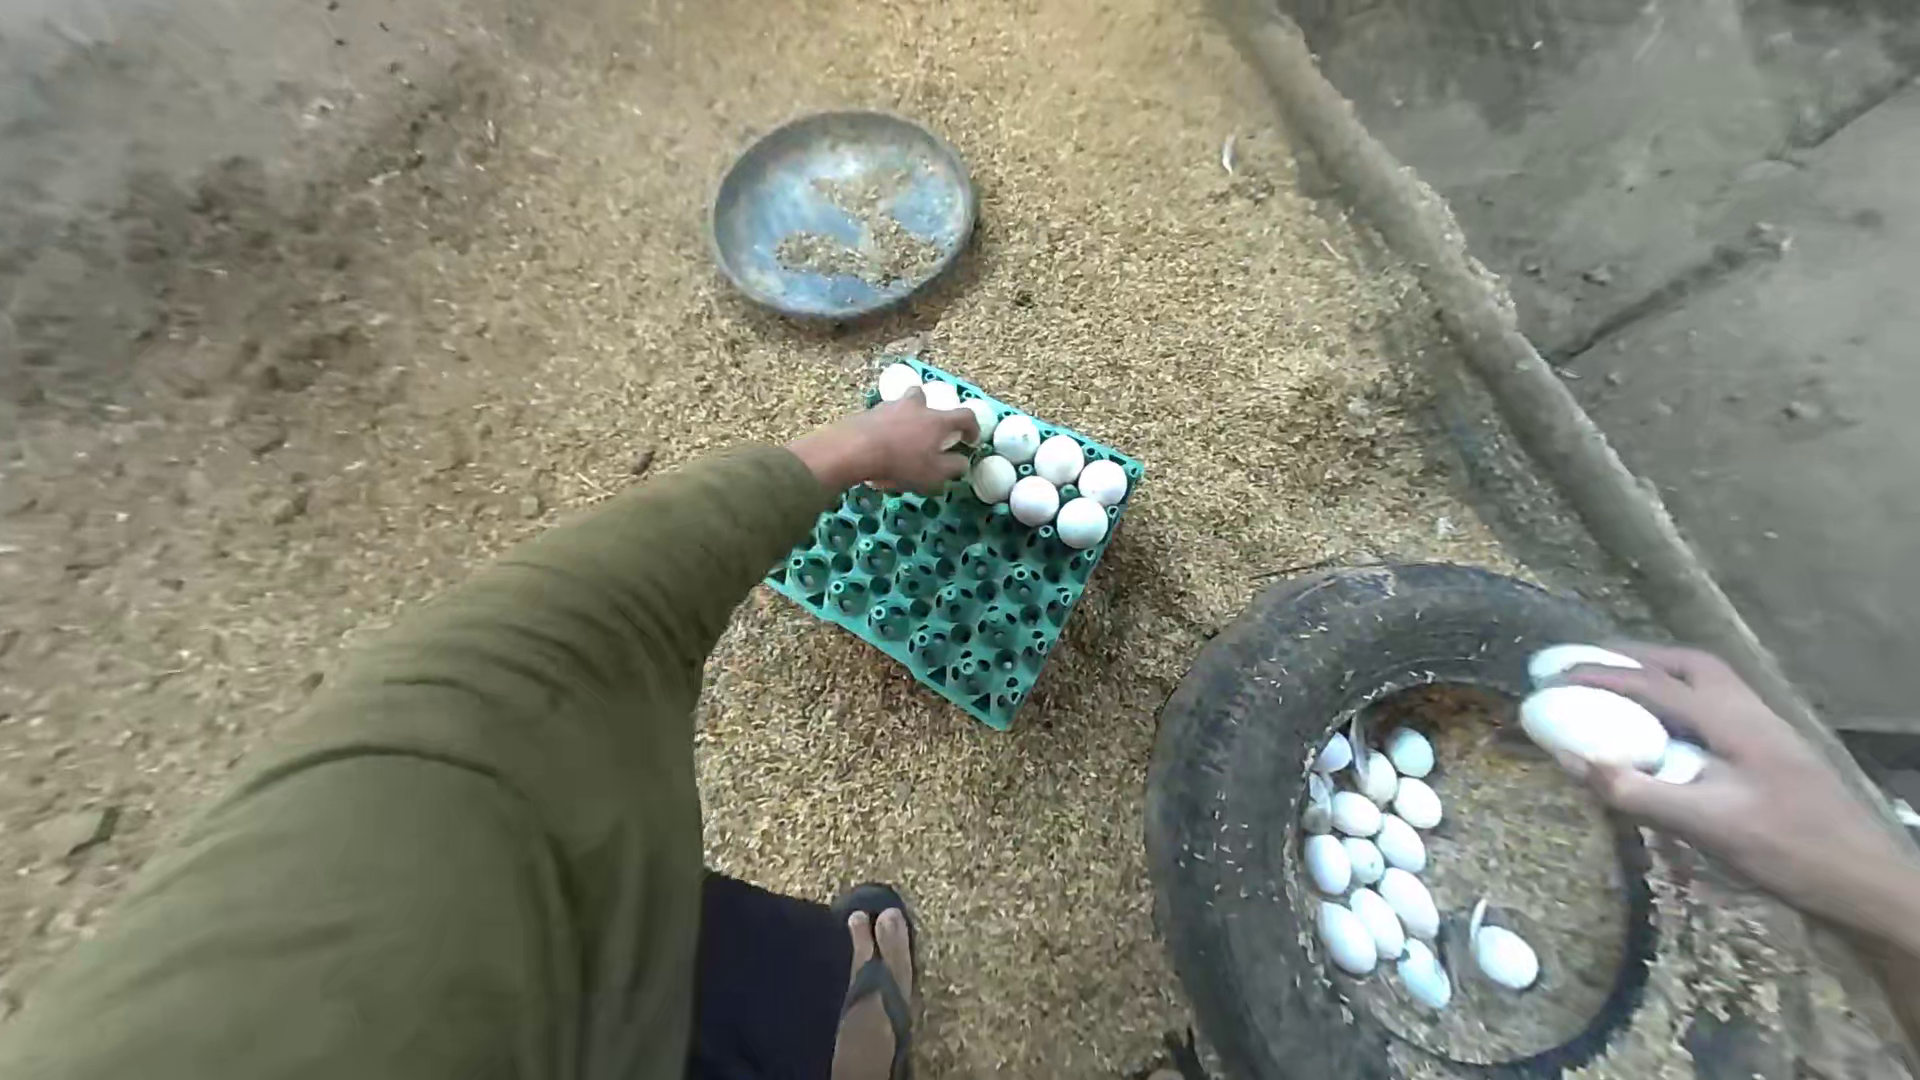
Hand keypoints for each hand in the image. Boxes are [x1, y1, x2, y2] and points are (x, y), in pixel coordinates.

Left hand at [787, 387, 978, 494]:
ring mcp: (888, 407)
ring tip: (900, 440)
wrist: (854, 450)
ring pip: (901, 405)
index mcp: (937, 420)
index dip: (972, 427)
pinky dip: (884, 429)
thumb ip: (953, 467)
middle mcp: (915, 406)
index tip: (970, 441)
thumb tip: (963, 461)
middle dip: (929, 411)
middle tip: (927, 431)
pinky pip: (881, 418)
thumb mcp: (934, 474)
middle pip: (925, 397)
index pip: (965, 415)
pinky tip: (879, 448)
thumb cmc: (901, 463)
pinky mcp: (866, 413)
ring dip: (904, 418)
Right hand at [1568, 644, 1919, 946]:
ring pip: (1705, 683)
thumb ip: (1630, 790)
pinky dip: (1670, 701)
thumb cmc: (1793, 855)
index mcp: (1738, 725)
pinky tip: (1652, 726)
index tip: (1551, 678)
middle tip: (1585, 666)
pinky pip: (1710, 708)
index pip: (1654, 683)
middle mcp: (1754, 717)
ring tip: (1610, 688)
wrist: (1879, 896)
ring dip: (1653, 675)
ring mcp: (1767, 736)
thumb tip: (1566, 757)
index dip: (1597, 674)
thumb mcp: (1703, 825)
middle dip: (1632, 657)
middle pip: (1690, 665)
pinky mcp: (1769, 755)